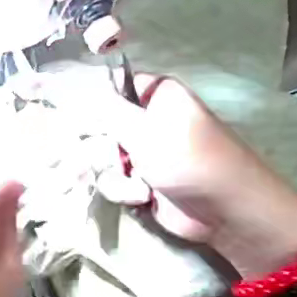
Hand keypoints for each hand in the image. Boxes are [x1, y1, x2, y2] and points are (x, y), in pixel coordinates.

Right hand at [84, 75, 296, 277]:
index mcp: (156, 95)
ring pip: (105, 159)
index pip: (111, 86)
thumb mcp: (144, 129)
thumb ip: (105, 110)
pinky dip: (126, 192)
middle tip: (112, 158)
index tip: (73, 115)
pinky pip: (116, 183)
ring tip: (139, 186)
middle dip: (103, 148)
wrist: (224, 211)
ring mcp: (145, 154)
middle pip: (101, 126)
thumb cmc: (188, 159)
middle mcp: (148, 121)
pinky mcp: (143, 183)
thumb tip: (72, 85)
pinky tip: (143, 199)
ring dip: (117, 176)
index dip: (92, 102)